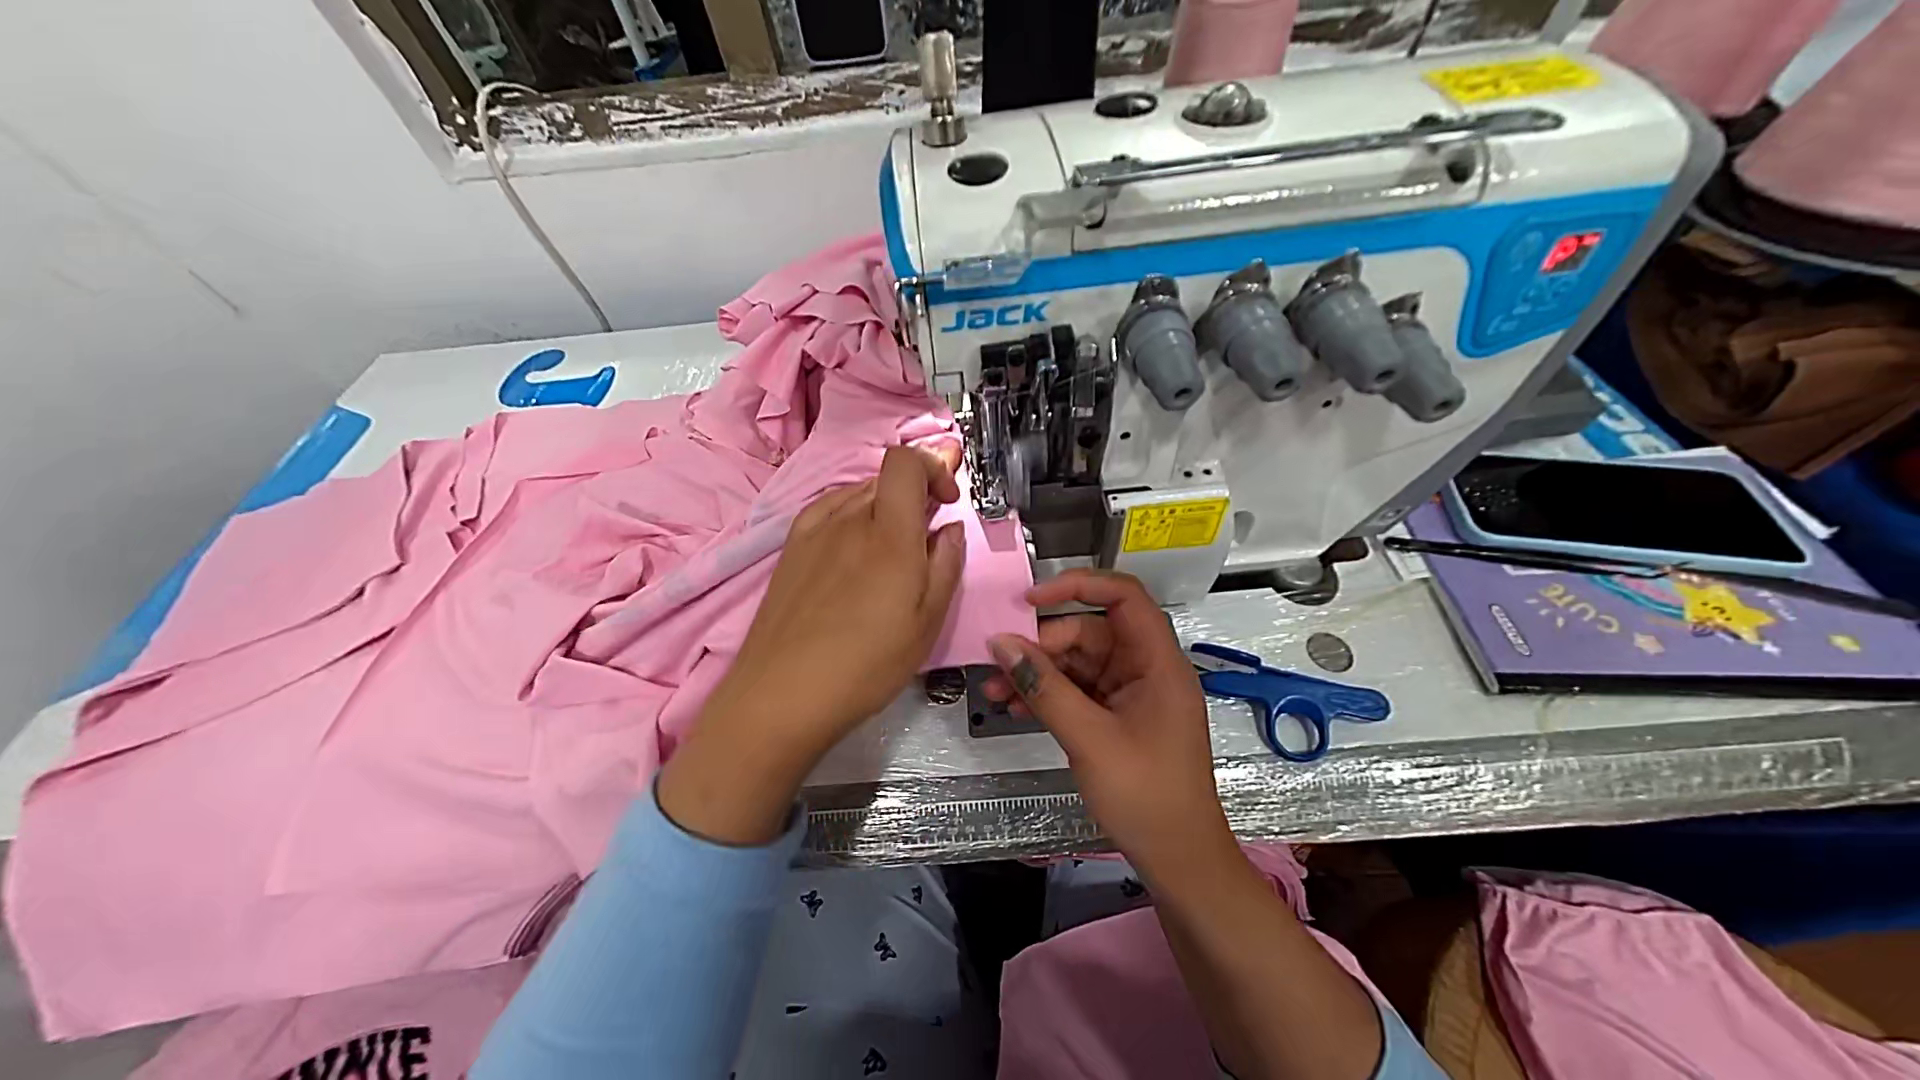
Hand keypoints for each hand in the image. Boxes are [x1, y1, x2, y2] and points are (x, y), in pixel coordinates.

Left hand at [659, 444, 966, 843]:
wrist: (781, 694)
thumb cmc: (865, 665)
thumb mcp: (926, 623)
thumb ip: (946, 565)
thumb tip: (950, 528)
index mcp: (889, 534)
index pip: (906, 460)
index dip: (933, 467)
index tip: (947, 502)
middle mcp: (848, 518)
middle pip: (886, 479)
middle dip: (914, 496)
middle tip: (925, 539)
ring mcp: (813, 530)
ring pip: (858, 495)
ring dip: (884, 510)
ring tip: (889, 556)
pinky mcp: (790, 547)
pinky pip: (829, 511)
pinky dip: (851, 517)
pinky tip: (853, 554)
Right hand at [984, 570, 1236, 879]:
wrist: (1178, 860)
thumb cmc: (1145, 795)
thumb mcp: (1089, 738)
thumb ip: (1043, 687)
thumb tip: (1000, 644)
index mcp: (1157, 662)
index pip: (1123, 597)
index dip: (1078, 585)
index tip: (1030, 600)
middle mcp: (1145, 669)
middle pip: (1089, 633)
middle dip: (1042, 646)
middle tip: (1000, 666)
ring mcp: (1130, 694)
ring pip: (1077, 664)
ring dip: (1036, 673)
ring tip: (994, 691)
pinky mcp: (1115, 717)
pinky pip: (1076, 691)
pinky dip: (1047, 696)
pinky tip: (1014, 707)